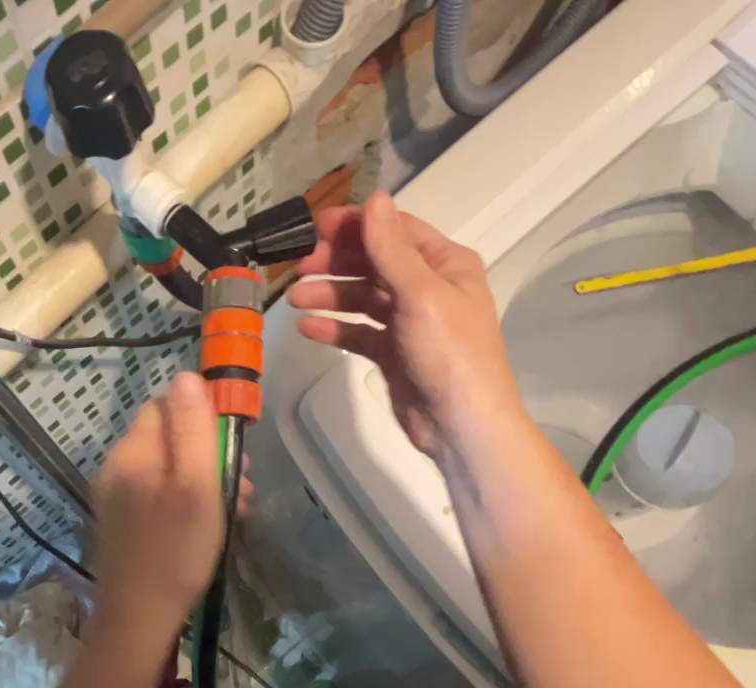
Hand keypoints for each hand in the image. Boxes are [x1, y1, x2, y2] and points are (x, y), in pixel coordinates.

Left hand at [90, 372, 224, 638]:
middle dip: (208, 454)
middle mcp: (116, 467)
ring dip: (202, 480)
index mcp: (132, 452)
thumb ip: (192, 429)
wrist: (139, 620)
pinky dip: (185, 502)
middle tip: (241, 487)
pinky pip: (157, 494)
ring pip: (166, 468)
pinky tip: (205, 527)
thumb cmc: (175, 552)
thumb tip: (188, 376)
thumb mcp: (195, 486)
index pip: (166, 405)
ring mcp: (115, 497)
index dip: (202, 418)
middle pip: (168, 437)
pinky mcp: (122, 523)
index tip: (232, 449)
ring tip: (232, 510)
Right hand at [288, 191, 521, 455]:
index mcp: (444, 264)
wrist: (460, 423)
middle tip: (299, 267)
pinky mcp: (393, 353)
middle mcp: (427, 287)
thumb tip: (375, 197)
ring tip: (295, 300)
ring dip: (330, 296)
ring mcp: (409, 322)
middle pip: (374, 263)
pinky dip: (335, 329)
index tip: (315, 228)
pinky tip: (308, 328)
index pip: (394, 231)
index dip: (355, 226)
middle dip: (336, 262)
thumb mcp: (421, 293)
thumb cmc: (449, 352)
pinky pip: (359, 333)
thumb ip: (391, 248)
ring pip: (362, 298)